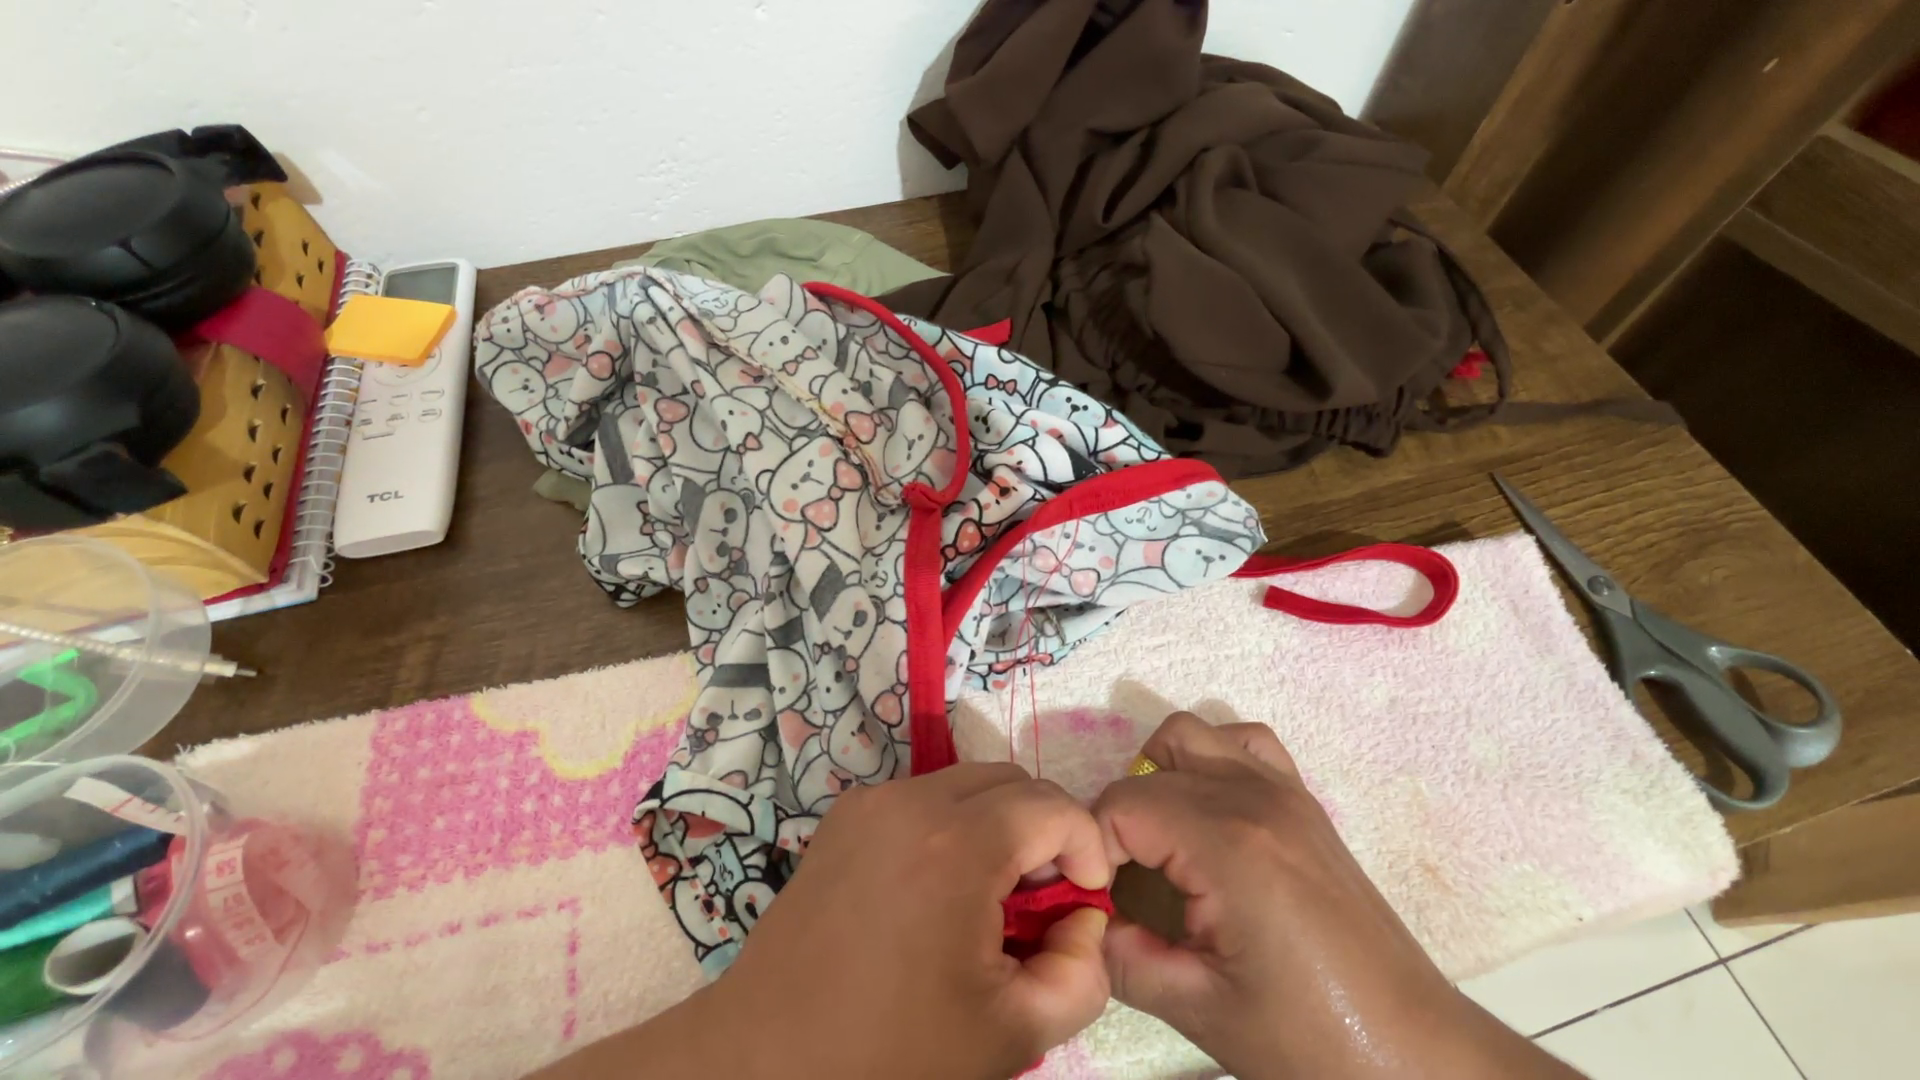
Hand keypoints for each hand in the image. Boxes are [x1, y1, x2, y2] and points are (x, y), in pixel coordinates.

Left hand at [706, 763, 1112, 1078]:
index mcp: (955, 844)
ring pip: (965, 784)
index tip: (1082, 902)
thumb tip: (1082, 919)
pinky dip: (951, 826)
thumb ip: (1082, 972)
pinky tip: (938, 892)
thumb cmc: (893, 1050)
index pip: (1052, 806)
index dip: (1086, 847)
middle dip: (1044, 829)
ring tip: (991, 899)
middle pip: (1010, 781)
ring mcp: (868, 803)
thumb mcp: (1013, 1030)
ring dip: (997, 825)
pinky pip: (921, 798)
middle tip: (1041, 899)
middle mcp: (909, 801)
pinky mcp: (841, 818)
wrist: (768, 1058)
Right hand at [1095, 713, 1580, 1079]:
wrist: (1409, 1046)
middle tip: (1123, 885)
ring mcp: (1283, 790)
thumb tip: (1082, 918)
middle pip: (1145, 771)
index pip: (1119, 806)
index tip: (1101, 901)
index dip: (1094, 851)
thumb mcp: (1196, 1007)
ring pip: (1189, 735)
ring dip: (1158, 776)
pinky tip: (1211, 815)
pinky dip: (1211, 760)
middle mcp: (1252, 796)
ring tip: (1160, 841)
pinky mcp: (1302, 800)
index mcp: (1226, 844)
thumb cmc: (1305, 1033)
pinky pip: (1243, 742)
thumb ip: (1120, 956)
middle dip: (1117, 822)